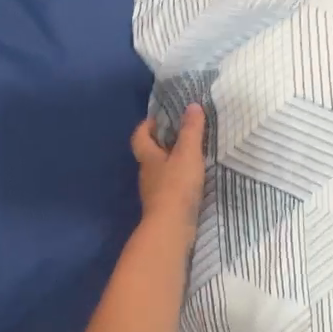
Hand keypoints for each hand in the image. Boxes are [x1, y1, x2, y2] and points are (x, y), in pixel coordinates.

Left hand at [130, 104, 207, 232]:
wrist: (171, 226)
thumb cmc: (176, 185)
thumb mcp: (188, 153)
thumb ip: (191, 130)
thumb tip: (192, 105)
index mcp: (148, 157)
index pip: (139, 137)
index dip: (146, 126)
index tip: (158, 118)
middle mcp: (147, 173)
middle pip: (148, 153)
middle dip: (161, 142)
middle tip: (180, 133)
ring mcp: (154, 191)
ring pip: (159, 170)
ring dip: (170, 161)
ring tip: (191, 155)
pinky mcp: (164, 205)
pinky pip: (168, 185)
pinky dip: (177, 179)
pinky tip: (192, 179)